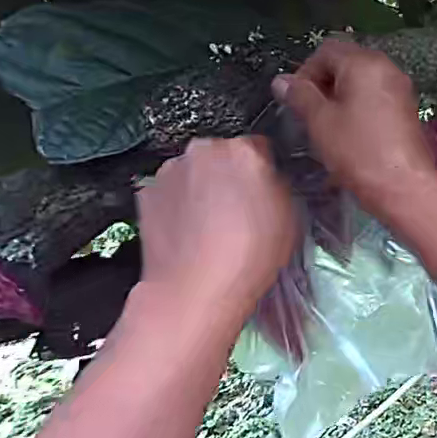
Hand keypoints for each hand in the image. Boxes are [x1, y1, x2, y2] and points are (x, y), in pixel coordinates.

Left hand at [135, 136, 296, 308]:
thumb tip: (269, 180)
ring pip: (192, 172)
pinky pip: (169, 192)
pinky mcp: (146, 193)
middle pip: (221, 155)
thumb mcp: (289, 218)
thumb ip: (278, 186)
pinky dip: (177, 205)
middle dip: (228, 175)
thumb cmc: (247, 258)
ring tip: (209, 227)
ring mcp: (170, 171)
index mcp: (243, 151)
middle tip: (236, 211)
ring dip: (201, 189)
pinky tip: (188, 233)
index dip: (263, 170)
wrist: (194, 290)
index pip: (259, 146)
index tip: (263, 189)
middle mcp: (203, 150)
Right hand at [271, 39, 436, 212]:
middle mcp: (387, 68)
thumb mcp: (320, 122)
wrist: (404, 188)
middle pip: (345, 62)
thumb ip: (300, 96)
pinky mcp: (406, 110)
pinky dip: (358, 107)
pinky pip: (375, 97)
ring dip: (339, 97)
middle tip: (309, 114)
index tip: (296, 101)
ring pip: (360, 81)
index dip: (304, 73)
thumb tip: (281, 81)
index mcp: (364, 63)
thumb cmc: (358, 152)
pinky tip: (350, 134)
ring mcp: (400, 88)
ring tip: (327, 127)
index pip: (326, 51)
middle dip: (322, 84)